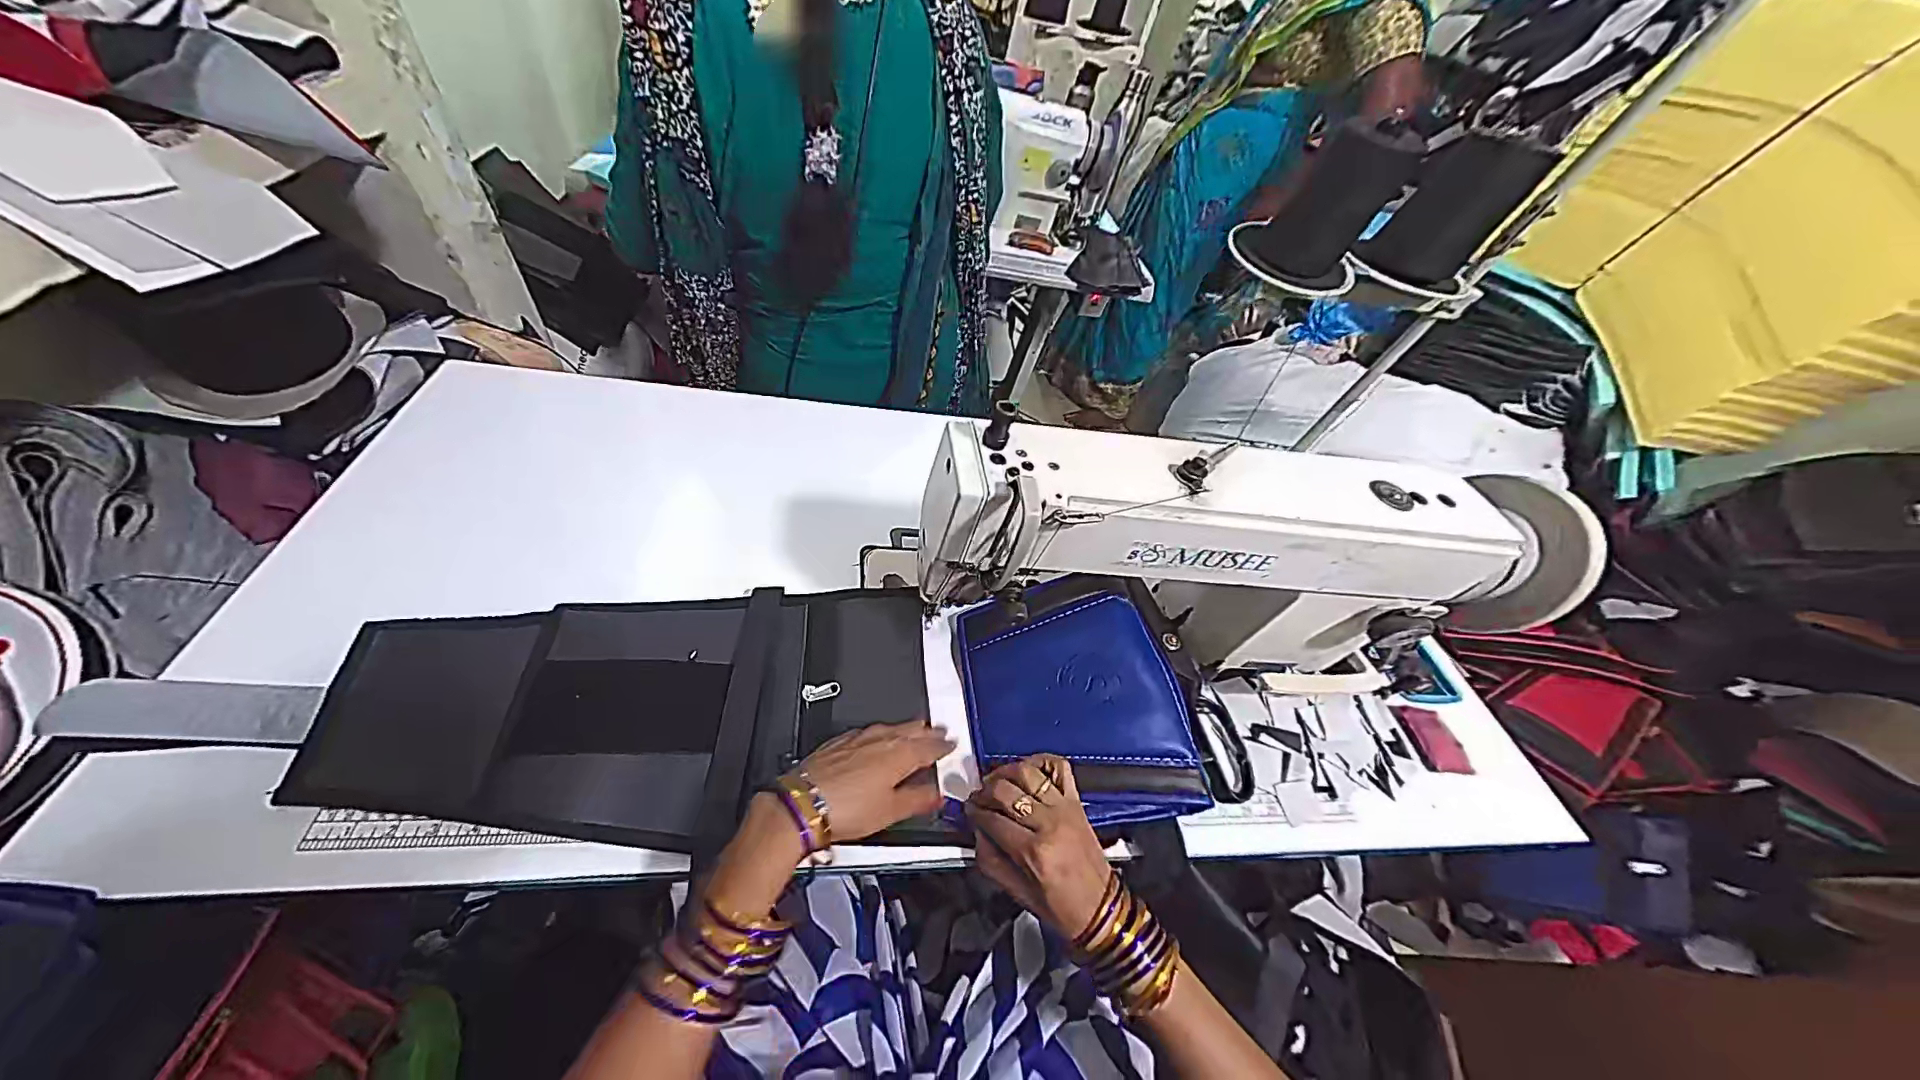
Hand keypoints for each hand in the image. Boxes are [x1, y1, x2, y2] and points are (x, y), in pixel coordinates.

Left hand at [797, 719, 953, 843]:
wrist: (803, 804)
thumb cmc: (844, 808)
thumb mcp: (891, 811)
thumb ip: (918, 799)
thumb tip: (936, 795)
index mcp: (901, 754)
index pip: (930, 745)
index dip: (944, 746)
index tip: (951, 745)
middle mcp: (881, 739)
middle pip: (913, 730)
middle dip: (929, 732)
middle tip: (940, 734)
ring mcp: (859, 738)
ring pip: (891, 727)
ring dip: (907, 729)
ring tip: (914, 732)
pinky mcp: (840, 741)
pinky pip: (868, 731)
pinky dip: (881, 734)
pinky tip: (877, 739)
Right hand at [965, 755, 1112, 939]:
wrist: (1100, 909)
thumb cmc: (1061, 906)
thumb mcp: (1016, 891)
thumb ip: (990, 859)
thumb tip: (977, 830)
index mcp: (1032, 852)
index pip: (992, 818)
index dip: (974, 812)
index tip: (970, 811)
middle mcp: (1049, 824)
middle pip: (1005, 790)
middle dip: (984, 792)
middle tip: (979, 798)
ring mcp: (1064, 808)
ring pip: (1027, 772)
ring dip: (1006, 772)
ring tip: (998, 782)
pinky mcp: (1076, 801)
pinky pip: (1058, 767)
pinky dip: (1041, 761)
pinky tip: (1028, 770)